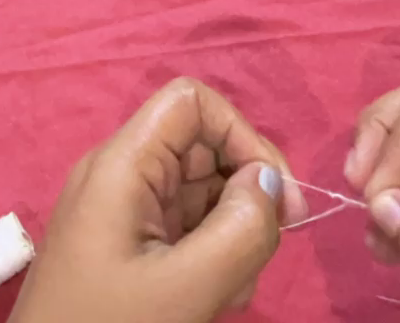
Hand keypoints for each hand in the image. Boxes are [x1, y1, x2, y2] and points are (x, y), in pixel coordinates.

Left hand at [8, 78, 308, 322]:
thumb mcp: (184, 290)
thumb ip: (239, 231)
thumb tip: (269, 182)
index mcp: (123, 163)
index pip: (190, 102)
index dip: (241, 134)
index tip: (277, 196)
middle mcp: (122, 173)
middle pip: (201, 146)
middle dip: (242, 192)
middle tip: (260, 255)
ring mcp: (124, 208)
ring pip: (200, 189)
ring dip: (231, 231)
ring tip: (228, 291)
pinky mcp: (128, 242)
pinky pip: (185, 225)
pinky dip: (212, 252)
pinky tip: (214, 297)